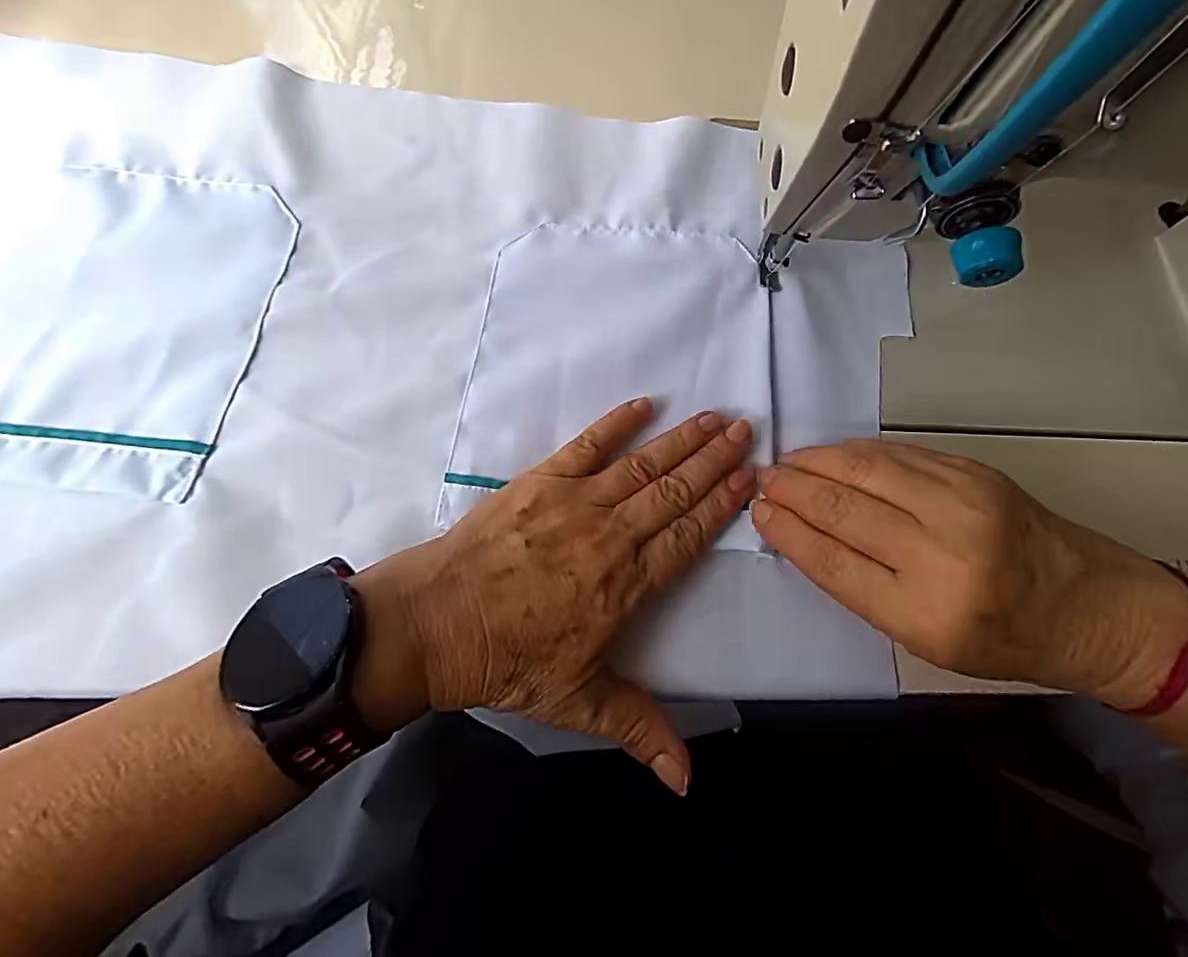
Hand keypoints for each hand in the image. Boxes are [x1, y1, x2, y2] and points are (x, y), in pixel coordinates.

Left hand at [354, 398, 754, 794]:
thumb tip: (688, 783)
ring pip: (640, 465)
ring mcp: (572, 503)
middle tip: (747, 431)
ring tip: (714, 417)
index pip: (687, 537)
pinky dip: (614, 424)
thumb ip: (638, 728)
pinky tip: (641, 405)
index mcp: (625, 584)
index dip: (722, 507)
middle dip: (714, 461)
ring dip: (680, 440)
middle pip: (673, 492)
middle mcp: (607, 535)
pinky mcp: (537, 482)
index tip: (752, 480)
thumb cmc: (505, 661)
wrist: (436, 621)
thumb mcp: (578, 701)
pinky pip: (584, 445)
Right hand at [749, 439, 1187, 708]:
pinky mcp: (977, 474)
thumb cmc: (999, 636)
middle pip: (842, 508)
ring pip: (864, 468)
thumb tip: (798, 530)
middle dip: (791, 489)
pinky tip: (831, 456)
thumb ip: (857, 583)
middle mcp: (946, 554)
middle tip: (762, 480)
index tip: (759, 511)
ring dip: (815, 461)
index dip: (787, 531)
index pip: (831, 561)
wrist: (1093, 607)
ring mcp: (965, 505)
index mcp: (925, 611)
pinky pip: (896, 453)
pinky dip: (853, 452)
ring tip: (787, 463)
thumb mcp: (919, 635)